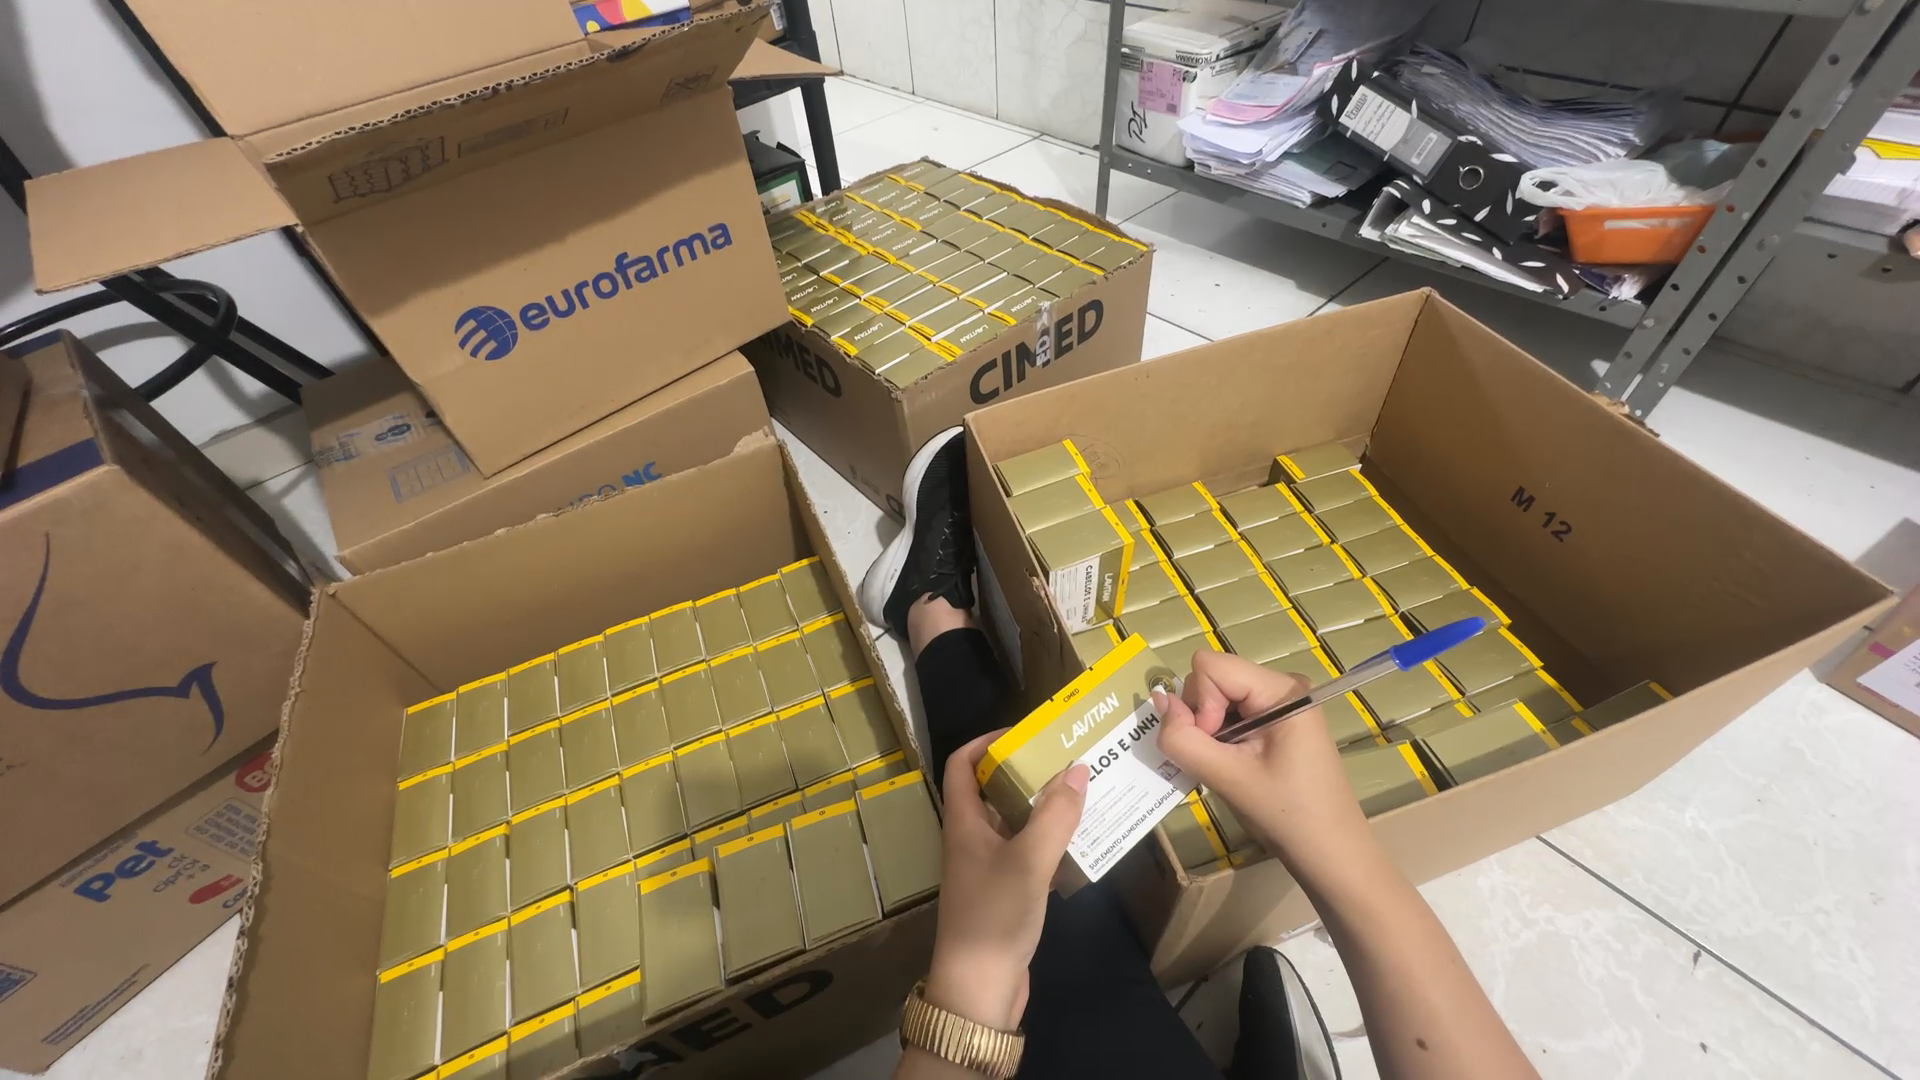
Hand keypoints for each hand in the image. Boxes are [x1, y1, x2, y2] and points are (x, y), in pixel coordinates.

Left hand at [925, 730, 1088, 1030]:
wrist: (978, 992)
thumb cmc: (994, 915)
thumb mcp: (1028, 861)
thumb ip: (1055, 815)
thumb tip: (1077, 769)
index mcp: (964, 821)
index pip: (962, 763)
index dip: (986, 741)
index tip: (1024, 734)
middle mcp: (972, 837)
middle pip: (993, 790)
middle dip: (1028, 772)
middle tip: (1067, 760)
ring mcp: (987, 866)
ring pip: (1015, 823)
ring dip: (1044, 807)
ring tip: (1083, 793)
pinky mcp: (1005, 892)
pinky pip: (1028, 853)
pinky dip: (1051, 843)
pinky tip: (1083, 842)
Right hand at [1154, 650, 1368, 871]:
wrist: (1331, 854)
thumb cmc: (1287, 815)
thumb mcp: (1227, 778)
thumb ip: (1184, 739)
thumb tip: (1159, 701)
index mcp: (1280, 689)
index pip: (1209, 667)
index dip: (1199, 704)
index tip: (1216, 745)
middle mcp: (1280, 685)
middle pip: (1211, 677)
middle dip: (1201, 715)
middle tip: (1220, 758)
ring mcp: (1278, 701)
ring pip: (1215, 694)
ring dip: (1208, 728)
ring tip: (1227, 763)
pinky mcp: (1274, 718)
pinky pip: (1228, 709)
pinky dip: (1218, 734)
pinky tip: (1232, 761)